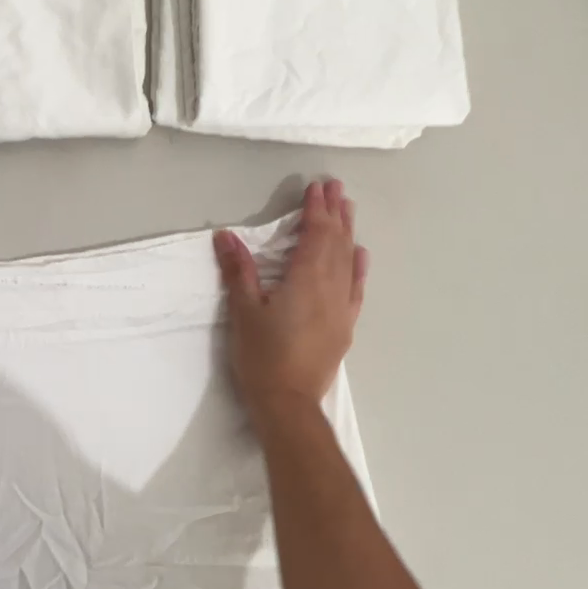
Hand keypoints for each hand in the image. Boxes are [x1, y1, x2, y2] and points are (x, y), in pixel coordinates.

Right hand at [214, 178, 369, 418]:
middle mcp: (330, 288)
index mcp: (305, 280)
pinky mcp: (344, 325)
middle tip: (335, 187)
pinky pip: (356, 287)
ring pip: (349, 261)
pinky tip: (360, 255)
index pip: (315, 235)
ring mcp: (342, 307)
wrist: (289, 401)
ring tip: (347, 210)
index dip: (316, 210)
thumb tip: (226, 235)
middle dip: (335, 214)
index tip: (317, 187)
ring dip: (347, 232)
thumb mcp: (242, 311)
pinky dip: (358, 266)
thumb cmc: (261, 355)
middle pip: (336, 242)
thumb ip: (238, 271)